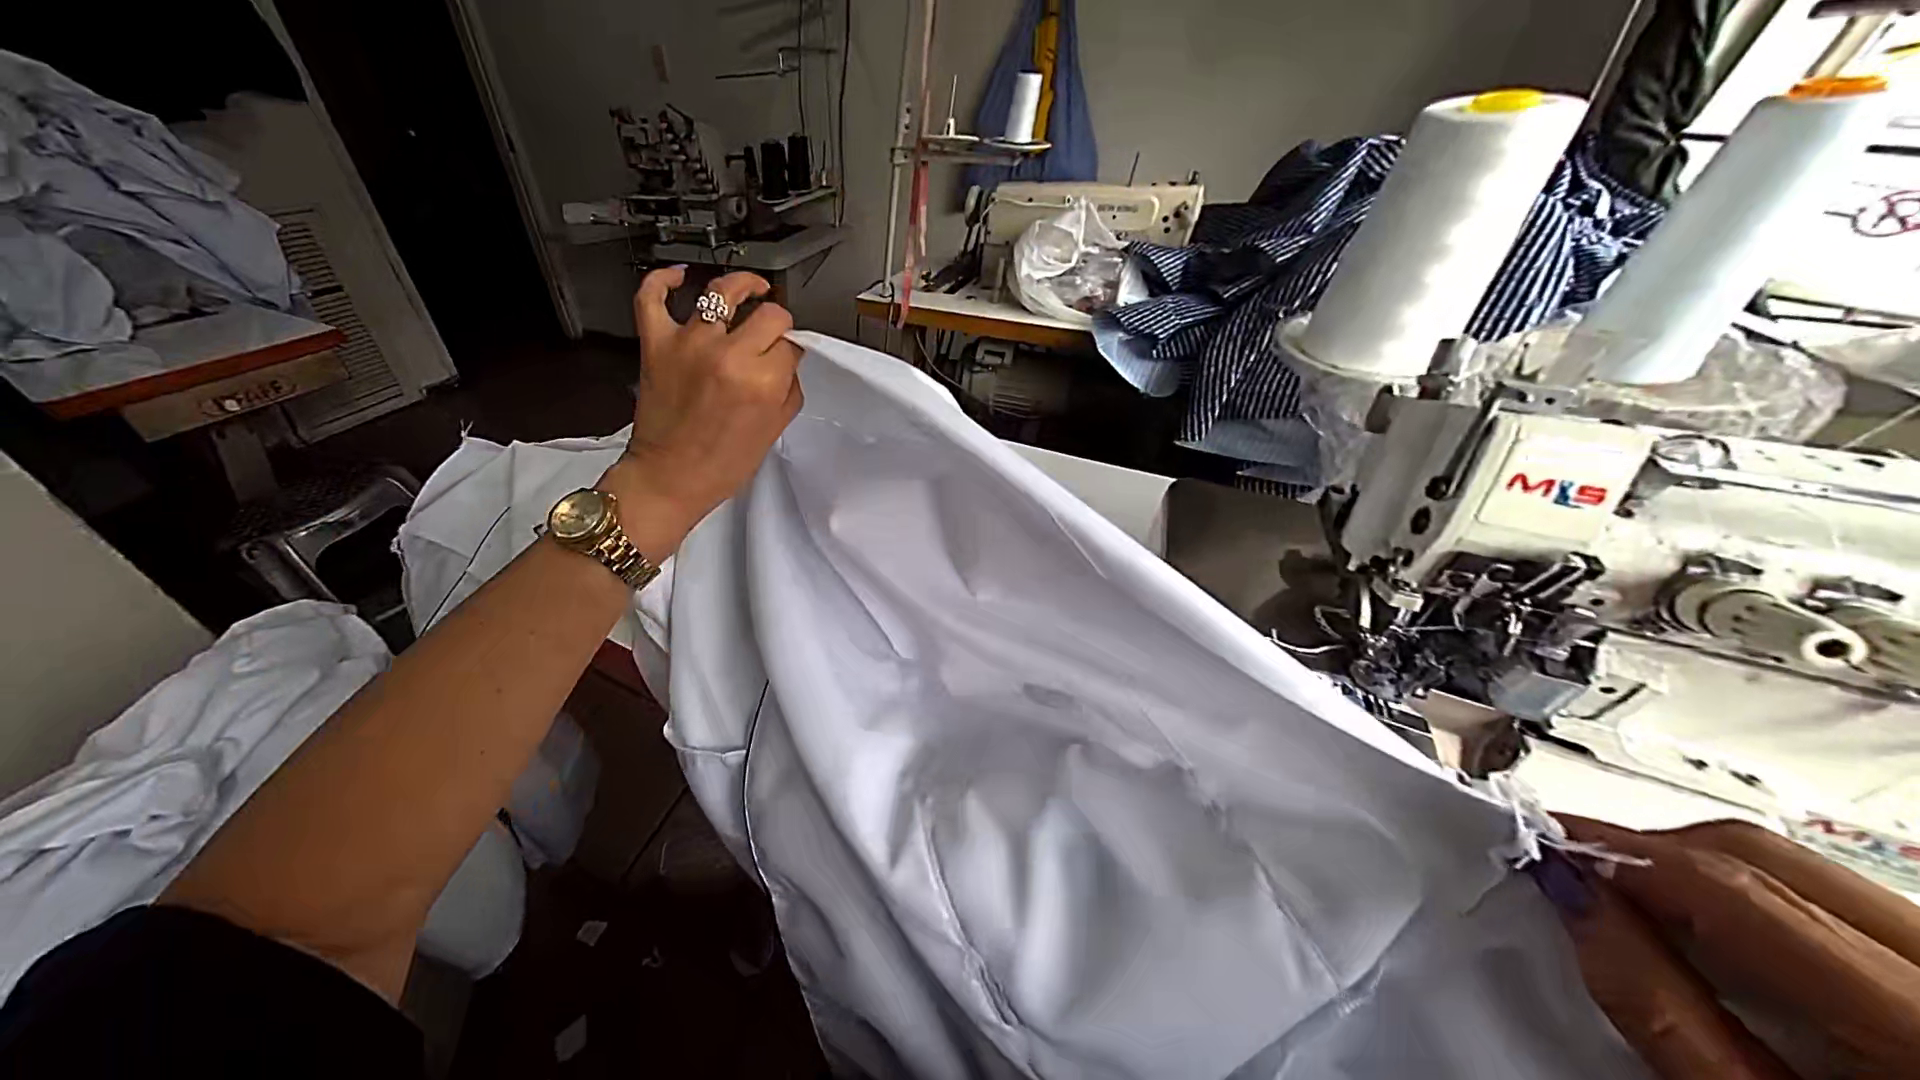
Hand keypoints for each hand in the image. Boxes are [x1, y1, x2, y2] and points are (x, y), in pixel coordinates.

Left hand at [602, 267, 803, 558]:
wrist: (671, 478)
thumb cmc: (720, 463)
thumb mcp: (774, 429)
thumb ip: (788, 389)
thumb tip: (789, 360)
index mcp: (762, 382)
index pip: (792, 344)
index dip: (793, 348)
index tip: (788, 354)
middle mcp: (727, 357)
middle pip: (768, 313)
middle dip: (777, 321)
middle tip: (773, 332)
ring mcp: (689, 345)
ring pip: (722, 292)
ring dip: (742, 286)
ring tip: (749, 288)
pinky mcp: (657, 344)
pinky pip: (653, 296)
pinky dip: (664, 280)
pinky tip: (682, 278)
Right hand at [1554, 816, 1919, 1078]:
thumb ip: (1658, 1009)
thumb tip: (1575, 896)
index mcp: (1916, 1027)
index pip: (1730, 891)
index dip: (1620, 857)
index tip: (1547, 849)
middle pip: (1761, 858)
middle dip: (1648, 853)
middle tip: (1576, 872)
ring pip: (1794, 866)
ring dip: (1693, 867)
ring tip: (1632, 898)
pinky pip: (1828, 895)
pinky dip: (1747, 891)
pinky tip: (1707, 926)